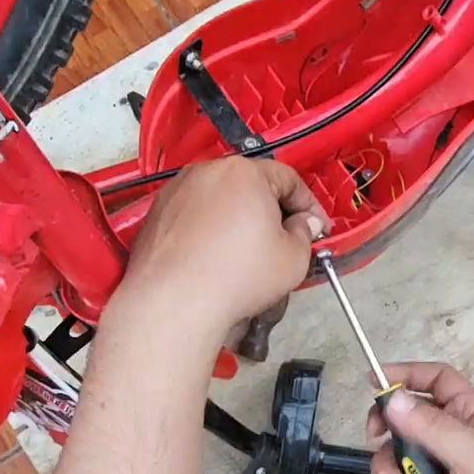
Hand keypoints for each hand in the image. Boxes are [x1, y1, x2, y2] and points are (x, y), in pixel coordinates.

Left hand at [118, 158, 331, 336]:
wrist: (176, 301)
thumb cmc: (233, 277)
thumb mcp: (293, 259)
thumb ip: (305, 234)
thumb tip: (304, 225)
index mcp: (245, 173)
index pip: (288, 179)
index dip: (308, 206)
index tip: (315, 226)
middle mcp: (207, 172)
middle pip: (252, 186)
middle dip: (273, 212)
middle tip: (287, 240)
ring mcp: (178, 192)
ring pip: (221, 200)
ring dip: (240, 221)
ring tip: (250, 255)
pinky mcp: (158, 214)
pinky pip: (195, 216)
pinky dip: (211, 231)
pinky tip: (219, 260)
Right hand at [367, 362, 473, 473]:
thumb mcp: (473, 453)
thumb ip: (431, 427)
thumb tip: (393, 399)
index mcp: (470, 415)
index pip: (436, 380)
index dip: (407, 374)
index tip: (375, 380)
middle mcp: (451, 437)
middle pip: (405, 419)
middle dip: (387, 429)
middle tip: (374, 435)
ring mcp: (438, 469)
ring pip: (396, 459)